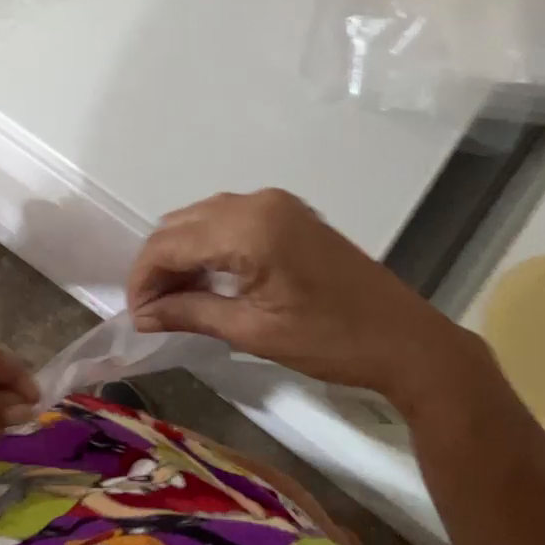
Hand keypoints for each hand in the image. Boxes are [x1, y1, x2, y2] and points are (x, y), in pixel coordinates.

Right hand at [126, 190, 493, 410]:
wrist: (409, 341)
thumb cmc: (331, 341)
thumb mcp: (253, 331)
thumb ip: (189, 313)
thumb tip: (141, 316)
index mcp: (248, 228)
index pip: (168, 244)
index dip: (142, 280)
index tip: (135, 316)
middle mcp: (256, 202)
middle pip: (179, 226)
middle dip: (157, 267)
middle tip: (152, 312)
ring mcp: (275, 203)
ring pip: (200, 220)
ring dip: (180, 255)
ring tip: (175, 300)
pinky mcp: (288, 213)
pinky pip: (226, 220)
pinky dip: (207, 247)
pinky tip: (206, 281)